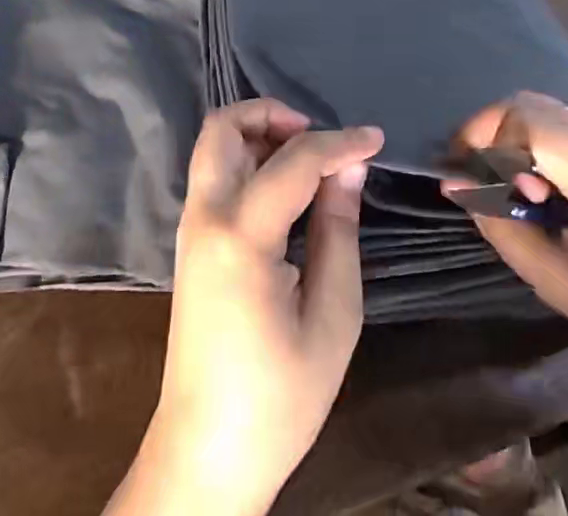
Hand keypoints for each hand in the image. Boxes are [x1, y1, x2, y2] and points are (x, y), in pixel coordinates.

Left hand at [110, 99, 381, 515]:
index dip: (340, 142)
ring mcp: (190, 231)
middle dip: (273, 116)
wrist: (207, 452)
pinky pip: (215, 178)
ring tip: (311, 162)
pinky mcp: (191, 246)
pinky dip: (249, 162)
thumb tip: (349, 168)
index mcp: (241, 237)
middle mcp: (204, 219)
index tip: (376, 139)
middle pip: (222, 128)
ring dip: (259, 136)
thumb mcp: (333, 315)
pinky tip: (288, 189)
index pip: (293, 161)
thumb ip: (338, 230)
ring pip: (213, 148)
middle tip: (320, 140)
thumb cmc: (280, 396)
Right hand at [446, 93, 567, 376]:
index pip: (526, 118)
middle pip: (533, 105)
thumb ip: (500, 224)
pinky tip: (547, 190)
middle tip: (484, 183)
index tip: (468, 179)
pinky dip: (540, 144)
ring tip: (519, 193)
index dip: (483, 136)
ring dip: (516, 139)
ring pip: (549, 111)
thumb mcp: (555, 281)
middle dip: (493, 134)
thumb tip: (453, 180)